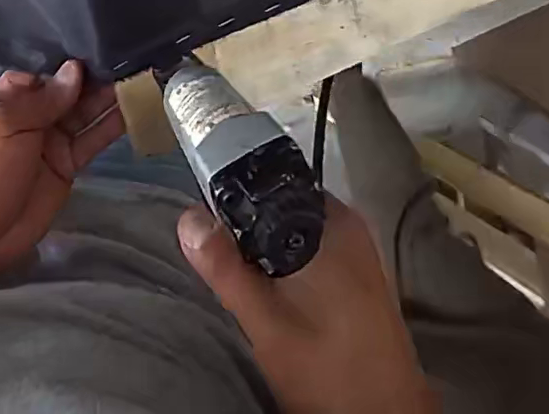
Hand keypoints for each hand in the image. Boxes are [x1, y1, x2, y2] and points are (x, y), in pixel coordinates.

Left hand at [0, 61, 124, 275]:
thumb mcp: (5, 126)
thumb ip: (44, 98)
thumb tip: (76, 69)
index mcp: (10, 100)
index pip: (46, 72)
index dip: (71, 61)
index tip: (102, 46)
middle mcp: (34, 115)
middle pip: (71, 90)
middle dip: (98, 76)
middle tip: (132, 58)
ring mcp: (53, 139)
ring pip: (87, 111)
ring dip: (111, 96)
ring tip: (141, 77)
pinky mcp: (70, 161)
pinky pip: (95, 138)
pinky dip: (115, 124)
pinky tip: (137, 108)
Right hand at [178, 195, 436, 413]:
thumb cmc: (326, 364)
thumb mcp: (265, 318)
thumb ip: (226, 268)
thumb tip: (187, 218)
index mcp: (332, 217)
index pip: (272, 184)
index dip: (236, 197)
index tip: (209, 219)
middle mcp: (349, 222)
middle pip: (284, 208)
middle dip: (252, 229)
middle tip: (224, 257)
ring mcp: (359, 247)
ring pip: (298, 231)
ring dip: (271, 250)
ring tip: (246, 277)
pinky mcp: (361, 272)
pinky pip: (314, 250)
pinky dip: (291, 264)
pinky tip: (278, 294)